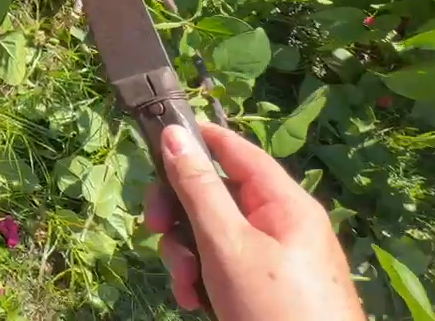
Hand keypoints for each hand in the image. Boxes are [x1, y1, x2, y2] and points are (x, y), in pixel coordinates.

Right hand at [144, 122, 364, 320]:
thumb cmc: (274, 311)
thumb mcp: (225, 243)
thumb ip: (197, 185)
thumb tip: (174, 132)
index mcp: (284, 204)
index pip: (232, 147)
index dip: (192, 140)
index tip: (150, 147)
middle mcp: (282, 224)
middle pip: (214, 191)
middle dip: (178, 211)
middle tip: (154, 226)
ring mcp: (276, 258)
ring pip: (212, 229)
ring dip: (185, 250)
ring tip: (183, 282)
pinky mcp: (267, 287)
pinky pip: (224, 262)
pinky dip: (202, 275)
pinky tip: (193, 299)